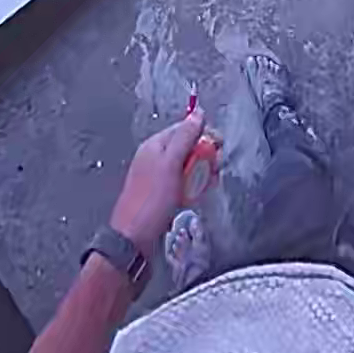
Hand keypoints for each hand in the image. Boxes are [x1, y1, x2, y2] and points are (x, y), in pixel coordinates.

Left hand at [109, 111, 203, 257]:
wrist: (134, 240)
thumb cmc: (152, 200)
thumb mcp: (171, 163)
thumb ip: (185, 137)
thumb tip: (198, 113)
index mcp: (156, 145)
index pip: (184, 128)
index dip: (204, 134)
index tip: (219, 147)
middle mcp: (157, 157)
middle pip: (188, 147)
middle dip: (205, 156)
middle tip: (213, 171)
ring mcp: (159, 176)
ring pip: (188, 166)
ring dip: (201, 173)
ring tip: (207, 185)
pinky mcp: (163, 193)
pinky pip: (184, 182)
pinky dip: (193, 186)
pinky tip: (197, 195)